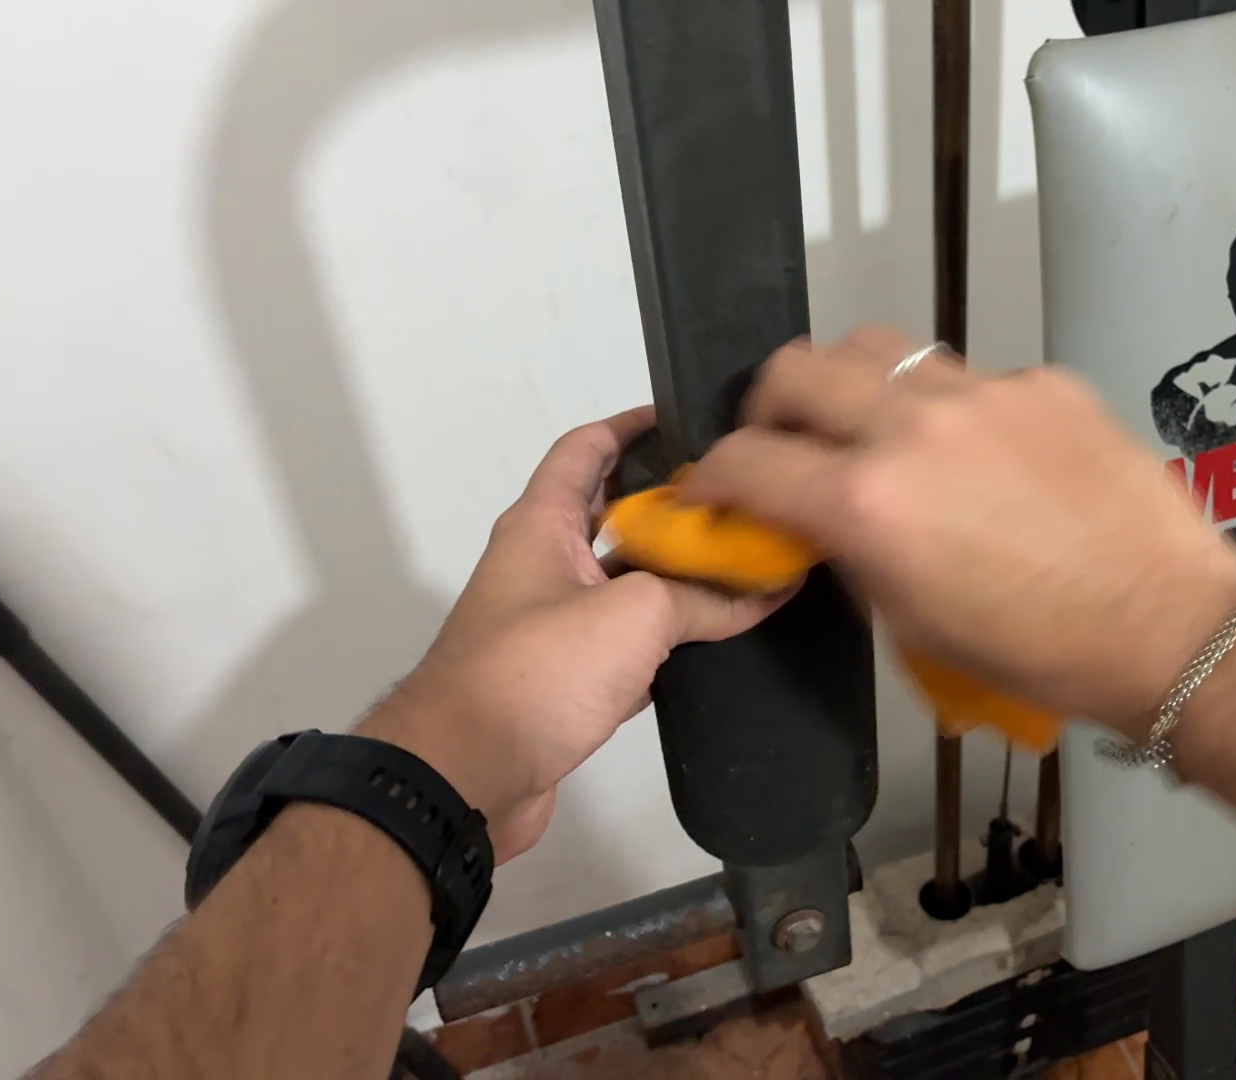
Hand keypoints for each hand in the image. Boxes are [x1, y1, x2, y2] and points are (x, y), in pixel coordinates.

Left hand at [359, 407, 792, 861]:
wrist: (464, 779)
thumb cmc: (540, 669)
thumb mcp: (635, 615)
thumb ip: (705, 598)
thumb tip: (771, 590)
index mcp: (543, 526)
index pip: (586, 449)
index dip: (630, 425)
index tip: (685, 419)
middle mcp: (548, 565)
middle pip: (617, 516)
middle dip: (675, 504)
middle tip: (741, 498)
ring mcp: (559, 624)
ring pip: (630, 582)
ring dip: (681, 574)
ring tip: (745, 559)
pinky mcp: (573, 678)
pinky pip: (633, 640)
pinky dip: (673, 634)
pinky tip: (724, 632)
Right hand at [680, 327, 1235, 732]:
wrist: (1164, 625)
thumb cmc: (1032, 650)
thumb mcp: (910, 617)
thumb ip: (849, 549)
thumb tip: (822, 518)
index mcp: (868, 501)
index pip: (746, 460)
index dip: (712, 474)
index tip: (713, 486)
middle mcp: (911, 426)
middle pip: (794, 367)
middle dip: (767, 406)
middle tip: (783, 440)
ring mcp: (981, 391)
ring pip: (875, 346)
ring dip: (848, 383)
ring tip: (868, 422)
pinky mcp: (1039, 379)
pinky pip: (963, 374)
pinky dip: (942, 406)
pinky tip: (978, 448)